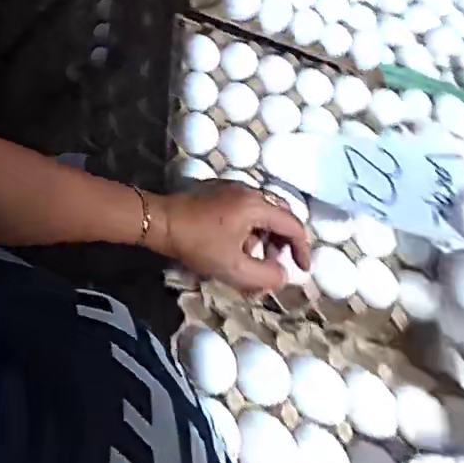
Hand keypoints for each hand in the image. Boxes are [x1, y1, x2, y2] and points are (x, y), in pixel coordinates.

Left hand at [160, 182, 311, 293]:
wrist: (161, 221)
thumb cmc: (198, 243)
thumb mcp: (235, 269)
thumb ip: (267, 275)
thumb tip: (283, 273)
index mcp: (255, 205)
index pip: (292, 224)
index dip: (302, 248)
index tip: (302, 268)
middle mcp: (247, 190)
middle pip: (279, 212)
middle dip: (283, 239)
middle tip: (277, 263)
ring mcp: (230, 187)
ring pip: (261, 210)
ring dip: (265, 234)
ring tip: (253, 259)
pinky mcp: (217, 190)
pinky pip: (245, 206)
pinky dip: (250, 225)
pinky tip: (236, 245)